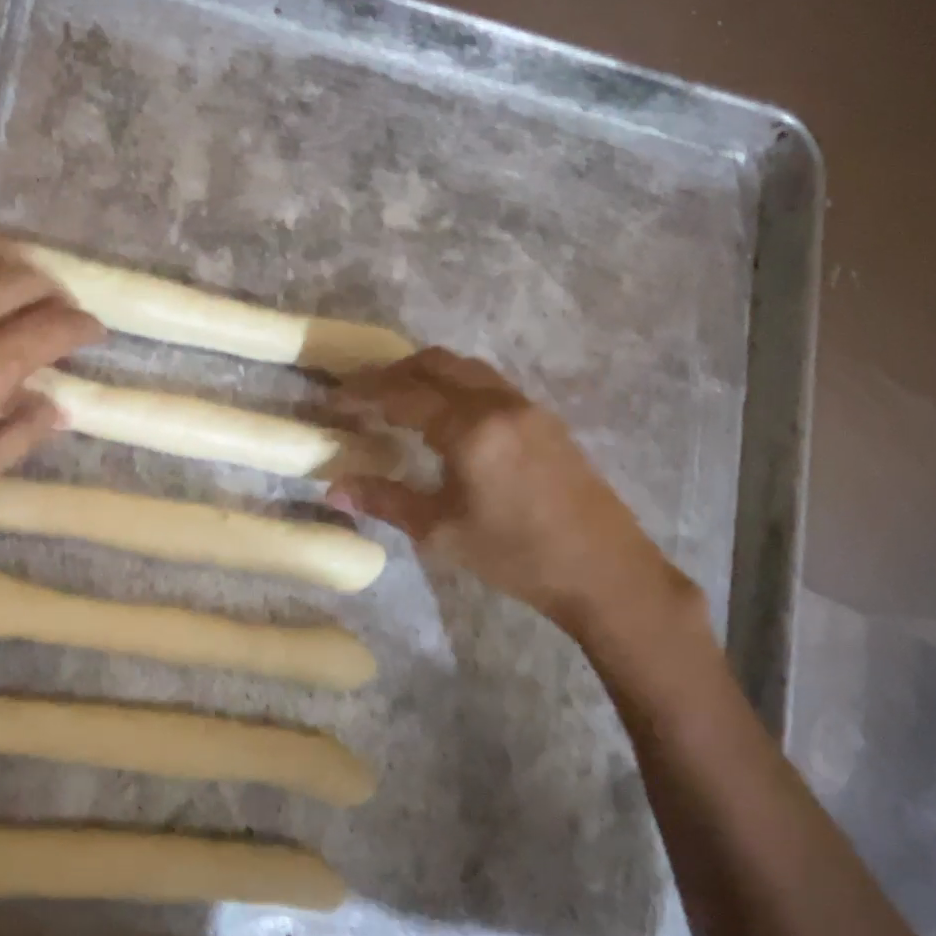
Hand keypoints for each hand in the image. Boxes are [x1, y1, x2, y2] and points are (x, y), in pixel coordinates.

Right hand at [327, 348, 691, 634]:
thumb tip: (333, 489)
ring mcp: (528, 408)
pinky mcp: (545, 421)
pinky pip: (488, 384)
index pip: (403, 396)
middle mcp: (500, 403)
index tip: (330, 402)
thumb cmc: (516, 555)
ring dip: (425, 376)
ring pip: (466, 369)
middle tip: (359, 394)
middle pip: (435, 364)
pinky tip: (442, 418)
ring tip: (395, 401)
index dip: (362, 395)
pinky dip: (454, 387)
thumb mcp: (441, 532)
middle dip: (391, 373)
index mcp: (471, 428)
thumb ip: (385, 501)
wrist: (605, 571)